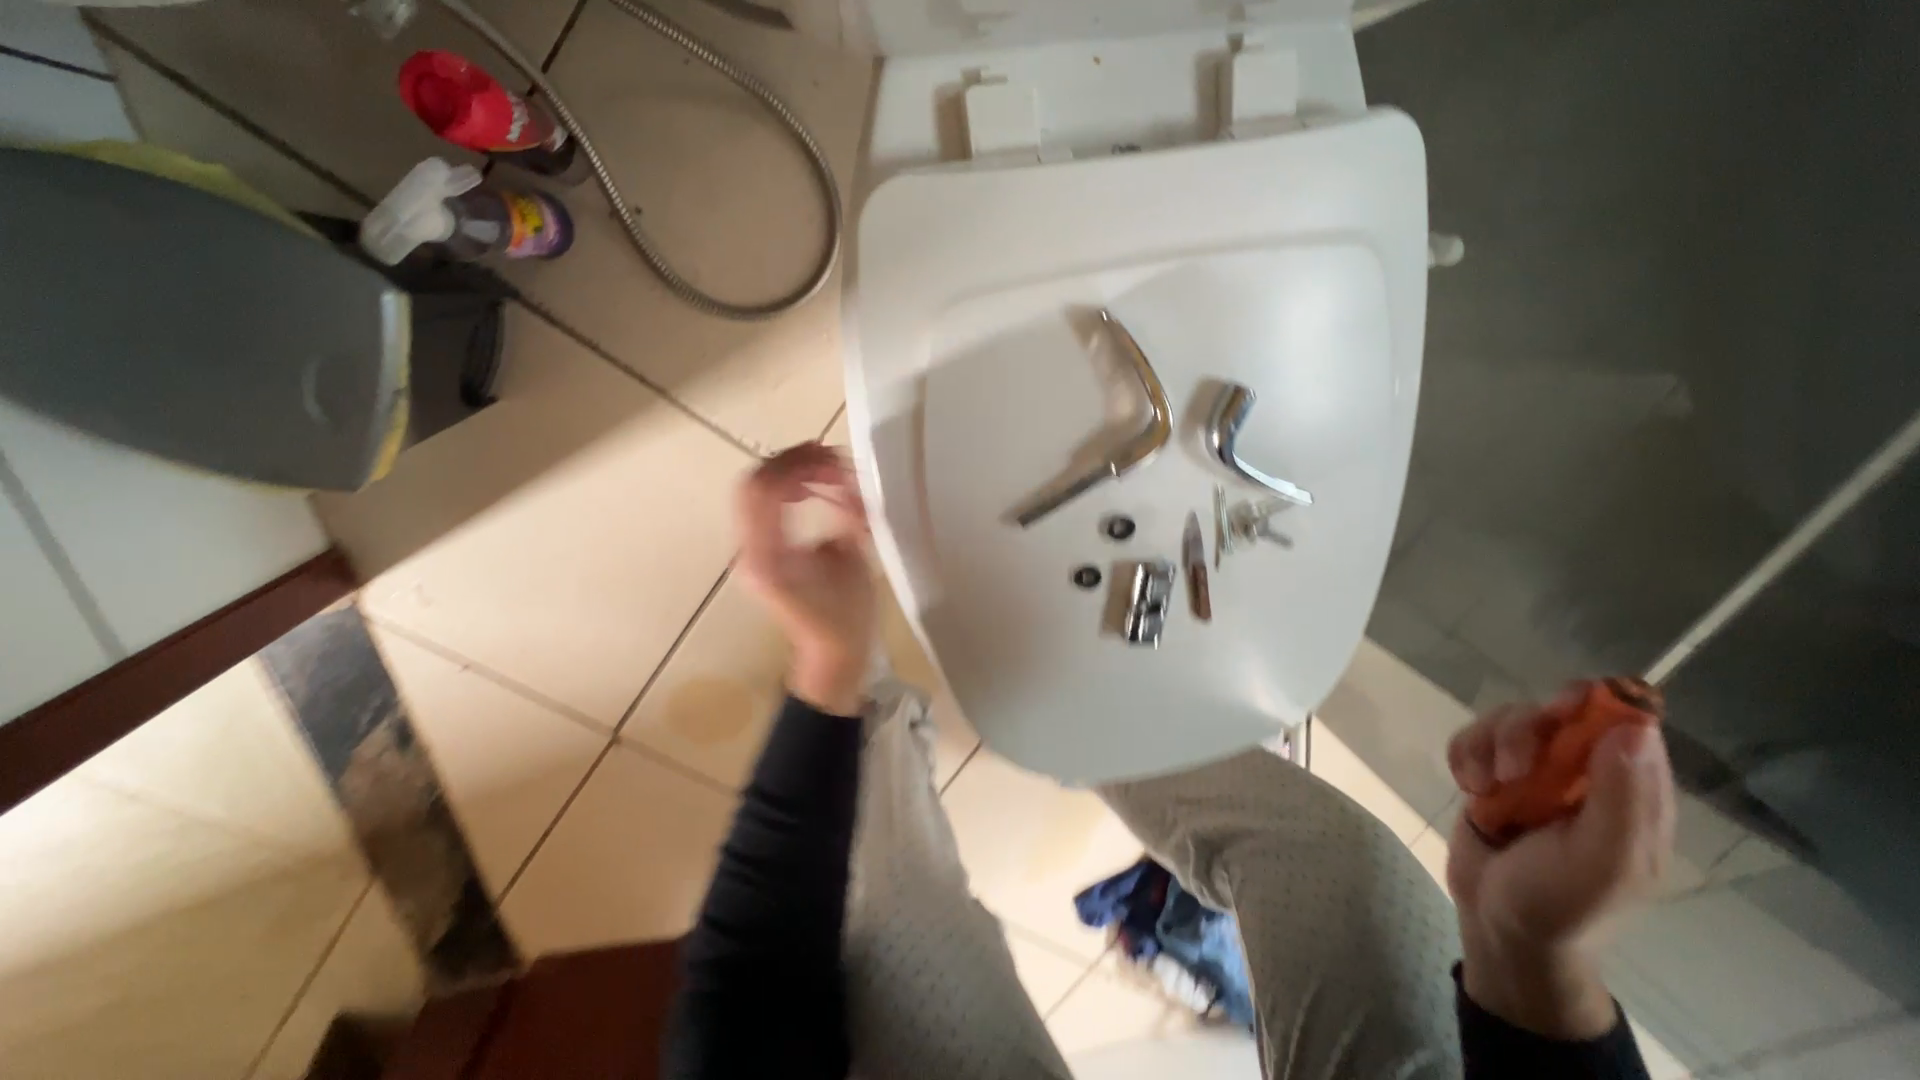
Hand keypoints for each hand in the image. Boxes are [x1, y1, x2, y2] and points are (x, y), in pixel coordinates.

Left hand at [736, 443, 875, 715]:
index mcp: (770, 557)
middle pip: (753, 484)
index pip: (766, 491)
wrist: (831, 659)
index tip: (831, 456)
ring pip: (755, 492)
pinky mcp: (759, 554)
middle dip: (791, 462)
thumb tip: (847, 482)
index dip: (797, 463)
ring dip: (790, 474)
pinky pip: (763, 508)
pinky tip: (815, 489)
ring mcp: (750, 553)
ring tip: (827, 471)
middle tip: (828, 456)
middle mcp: (750, 552)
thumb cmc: (847, 621)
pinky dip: (787, 490)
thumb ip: (847, 518)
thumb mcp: (854, 563)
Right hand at [1446, 698, 1676, 1039]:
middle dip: (1526, 729)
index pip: (1627, 722)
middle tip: (1514, 768)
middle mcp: (1587, 772)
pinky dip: (1464, 752)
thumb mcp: (1603, 861)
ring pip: (1511, 718)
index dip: (1595, 707)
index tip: (1561, 720)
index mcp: (1632, 789)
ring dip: (1489, 744)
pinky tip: (1467, 786)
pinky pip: (1474, 736)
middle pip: (1559, 709)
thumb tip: (1633, 727)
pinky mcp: (1494, 774)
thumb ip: (1623, 799)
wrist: (1500, 930)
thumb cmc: (1562, 904)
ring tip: (1484, 786)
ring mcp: (1538, 771)